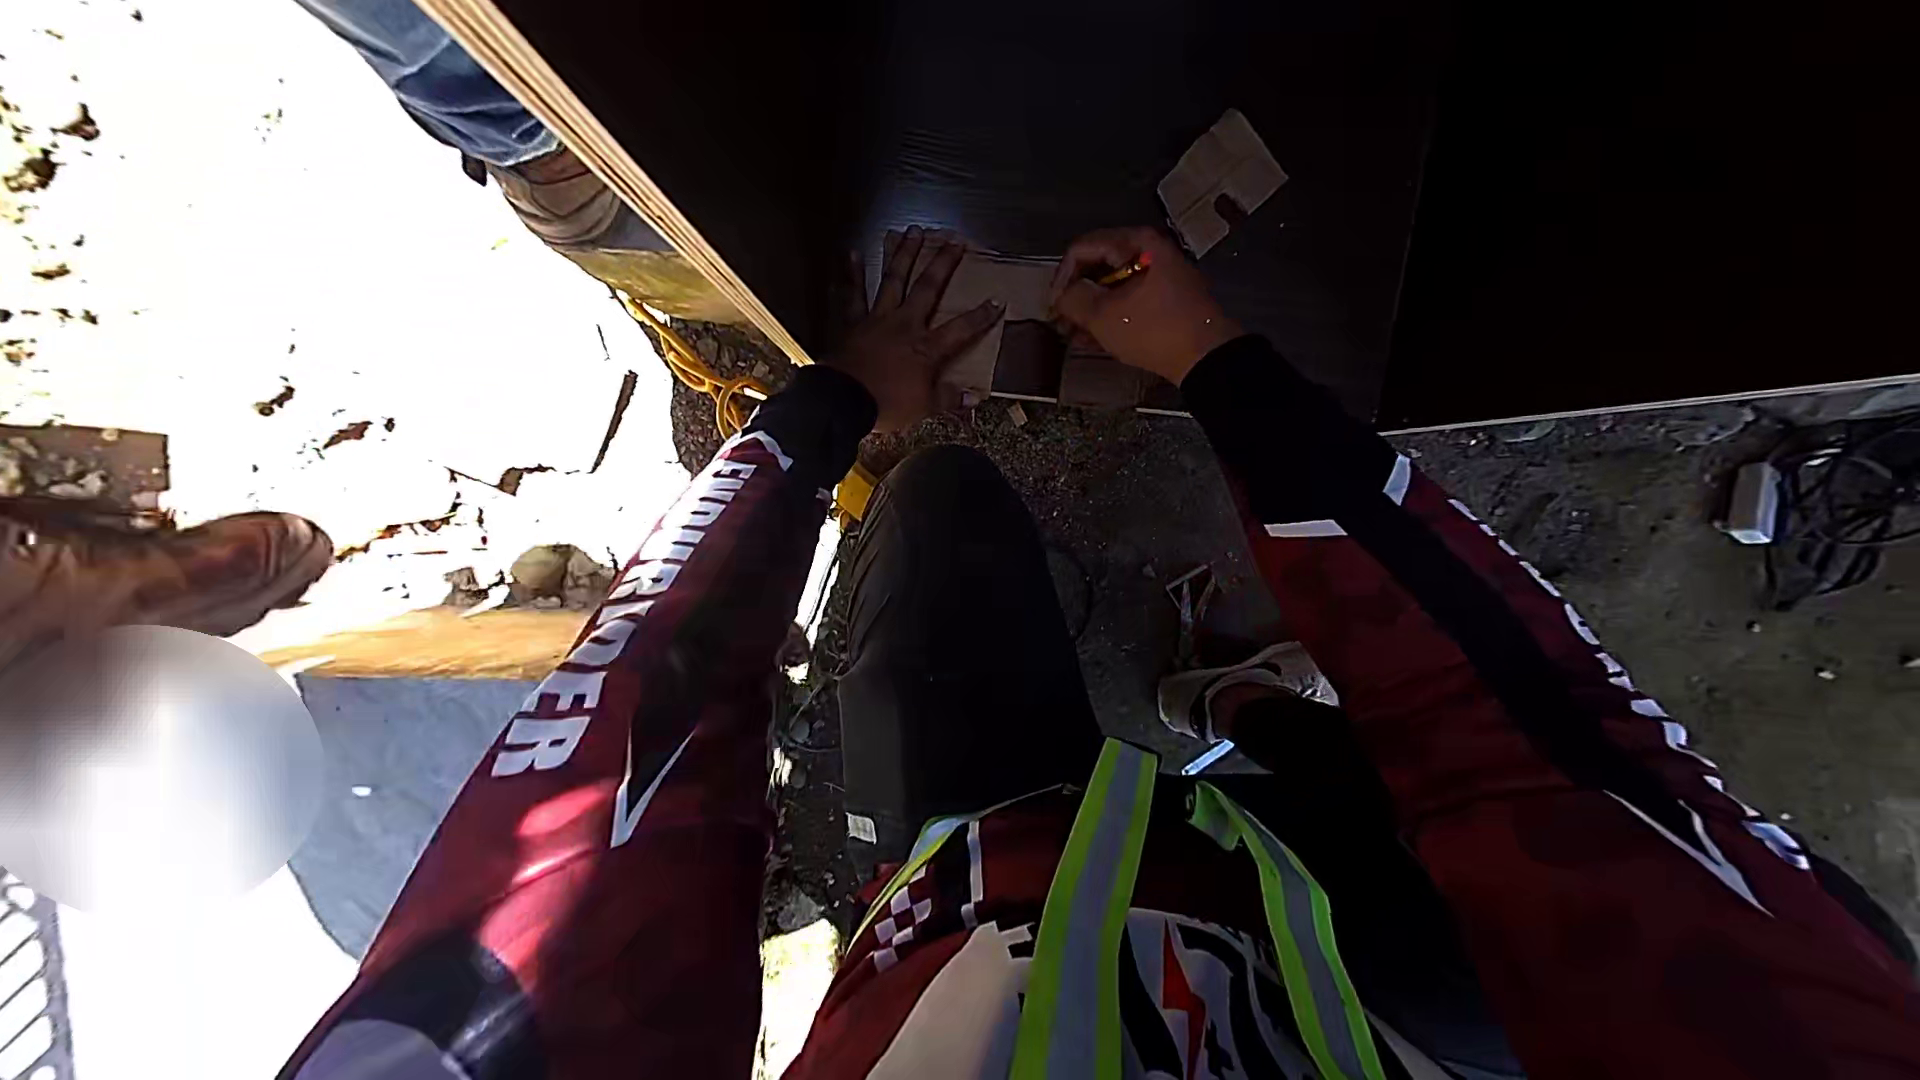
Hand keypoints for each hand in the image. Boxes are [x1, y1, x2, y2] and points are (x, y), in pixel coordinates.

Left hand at [826, 226, 1003, 431]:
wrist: (843, 400)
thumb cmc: (886, 404)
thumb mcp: (924, 407)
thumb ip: (949, 399)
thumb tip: (975, 398)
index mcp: (926, 348)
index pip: (961, 328)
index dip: (981, 315)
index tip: (997, 300)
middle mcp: (905, 324)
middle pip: (928, 288)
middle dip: (943, 264)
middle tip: (954, 241)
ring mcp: (878, 319)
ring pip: (894, 280)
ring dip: (904, 255)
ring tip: (912, 232)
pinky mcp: (853, 322)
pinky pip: (854, 294)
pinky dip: (854, 274)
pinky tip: (854, 253)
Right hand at [1049, 226, 1241, 384]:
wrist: (1204, 356)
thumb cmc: (1152, 330)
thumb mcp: (1104, 316)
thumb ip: (1074, 299)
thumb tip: (1062, 296)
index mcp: (1134, 243)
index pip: (1082, 248)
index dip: (1061, 278)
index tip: (1054, 307)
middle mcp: (1147, 251)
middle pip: (1096, 266)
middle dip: (1074, 295)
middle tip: (1060, 322)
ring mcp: (1157, 274)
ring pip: (1111, 286)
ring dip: (1088, 310)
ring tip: (1071, 335)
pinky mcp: (1163, 298)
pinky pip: (1126, 299)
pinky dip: (1108, 316)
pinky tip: (1091, 339)